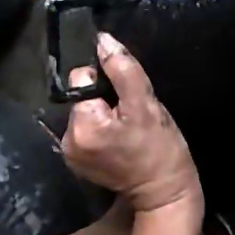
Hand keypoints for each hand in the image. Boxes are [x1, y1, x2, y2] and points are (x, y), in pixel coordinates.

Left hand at [62, 33, 202, 214]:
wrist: (166, 194)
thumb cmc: (160, 149)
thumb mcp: (146, 104)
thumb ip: (122, 69)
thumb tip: (103, 40)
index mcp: (81, 125)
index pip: (81, 79)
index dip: (105, 81)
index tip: (125, 99)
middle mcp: (68, 140)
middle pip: (83, 96)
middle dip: (106, 99)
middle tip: (132, 116)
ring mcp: (72, 154)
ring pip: (87, 111)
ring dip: (106, 114)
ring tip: (129, 129)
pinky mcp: (79, 163)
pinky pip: (88, 130)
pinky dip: (103, 130)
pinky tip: (122, 141)